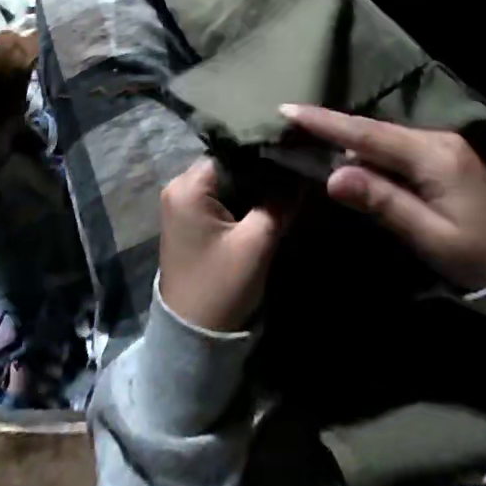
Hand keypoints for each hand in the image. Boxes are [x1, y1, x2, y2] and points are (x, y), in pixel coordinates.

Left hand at [157, 159, 295, 331]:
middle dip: (265, 165)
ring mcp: (185, 203)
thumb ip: (282, 201)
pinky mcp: (193, 219)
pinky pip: (225, 195)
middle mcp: (180, 186)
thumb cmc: (221, 286)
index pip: (234, 149)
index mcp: (188, 186)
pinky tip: (274, 197)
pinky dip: (248, 195)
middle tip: (301, 163)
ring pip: (230, 178)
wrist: (192, 337)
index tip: (299, 148)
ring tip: (293, 178)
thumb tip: (304, 170)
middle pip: (231, 161)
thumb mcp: (257, 243)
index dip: (267, 149)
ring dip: (259, 182)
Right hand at [279, 105, 485, 291]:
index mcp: (433, 158)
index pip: (368, 135)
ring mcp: (440, 145)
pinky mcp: (441, 155)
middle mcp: (436, 141)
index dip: (326, 122)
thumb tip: (333, 176)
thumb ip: (383, 203)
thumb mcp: (430, 236)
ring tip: (306, 132)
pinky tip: (346, 151)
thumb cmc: (481, 254)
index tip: (289, 110)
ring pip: (382, 135)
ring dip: (346, 135)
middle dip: (330, 123)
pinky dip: (366, 147)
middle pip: (372, 129)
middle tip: (288, 118)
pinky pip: (394, 145)